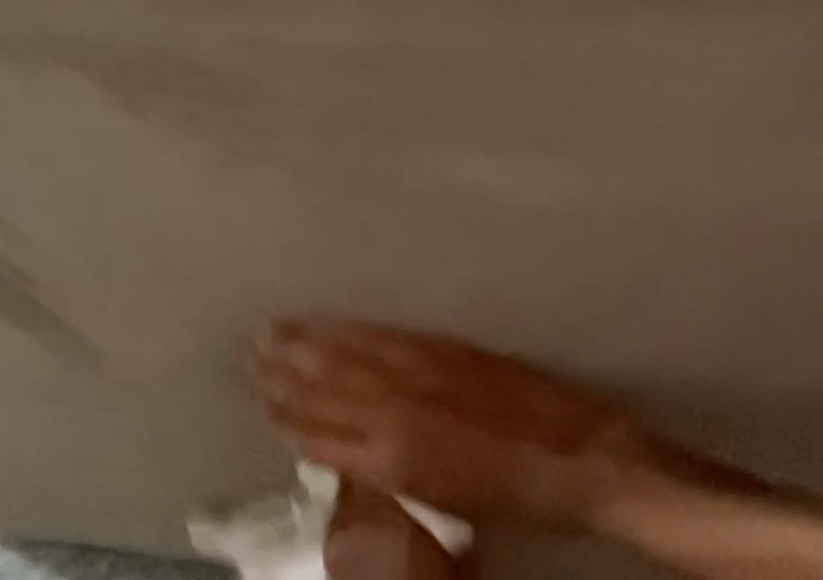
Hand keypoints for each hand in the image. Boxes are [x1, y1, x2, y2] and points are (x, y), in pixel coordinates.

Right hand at [252, 319, 651, 529]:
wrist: (575, 457)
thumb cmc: (510, 495)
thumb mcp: (442, 499)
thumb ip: (390, 470)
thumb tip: (353, 447)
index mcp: (389, 462)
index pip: (319, 439)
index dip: (286, 421)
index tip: (260, 403)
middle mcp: (389, 415)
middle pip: (320, 391)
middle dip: (281, 375)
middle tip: (246, 355)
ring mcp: (411, 376)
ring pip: (341, 357)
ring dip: (301, 345)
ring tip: (268, 331)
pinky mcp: (435, 349)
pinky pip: (376, 336)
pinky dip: (344, 330)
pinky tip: (324, 322)